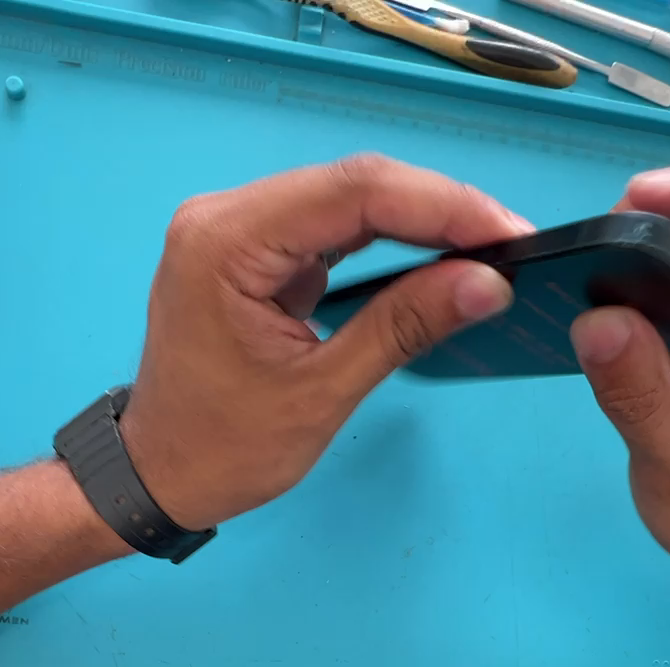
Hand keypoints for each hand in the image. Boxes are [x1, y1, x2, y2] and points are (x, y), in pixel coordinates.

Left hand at [120, 155, 527, 529]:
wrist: (160, 476)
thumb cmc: (226, 449)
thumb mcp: (320, 393)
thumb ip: (402, 327)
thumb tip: (487, 282)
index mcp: (225, 242)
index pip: (352, 193)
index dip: (441, 205)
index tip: (509, 232)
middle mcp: (224, 218)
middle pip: (350, 187)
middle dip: (435, 212)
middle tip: (507, 244)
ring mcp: (235, 234)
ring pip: (343, 205)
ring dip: (415, 224)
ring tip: (482, 250)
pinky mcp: (250, 256)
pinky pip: (327, 233)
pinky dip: (382, 245)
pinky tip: (431, 257)